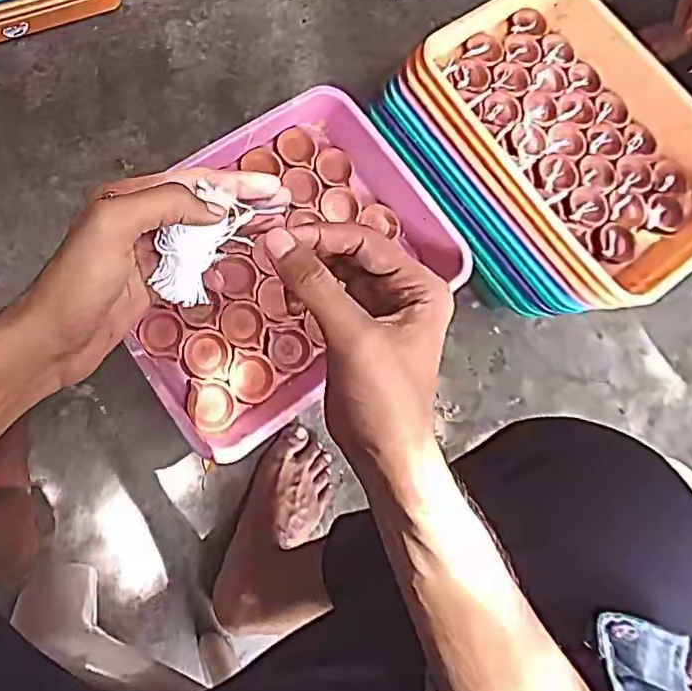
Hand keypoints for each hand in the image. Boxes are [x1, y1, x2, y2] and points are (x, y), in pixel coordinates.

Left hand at [11, 168, 285, 388]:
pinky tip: (232, 263)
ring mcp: (144, 253)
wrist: (52, 341)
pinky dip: (213, 262)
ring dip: (231, 231)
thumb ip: (162, 204)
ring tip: (267, 230)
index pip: (190, 182)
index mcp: (127, 198)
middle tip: (279, 205)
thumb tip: (211, 206)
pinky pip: (189, 266)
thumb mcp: (113, 226)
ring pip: (197, 235)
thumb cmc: (75, 284)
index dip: (232, 182)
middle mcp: (137, 220)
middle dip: (238, 203)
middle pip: (198, 205)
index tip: (268, 186)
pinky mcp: (149, 283)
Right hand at [261, 223, 452, 469]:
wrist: (385, 455)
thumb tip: (278, 242)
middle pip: (348, 252)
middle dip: (310, 251)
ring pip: (333, 271)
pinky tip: (289, 299)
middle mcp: (401, 291)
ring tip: (280, 279)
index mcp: (419, 286)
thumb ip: (313, 284)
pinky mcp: (353, 325)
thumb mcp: (352, 336)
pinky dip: (304, 291)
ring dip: (304, 271)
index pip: (365, 242)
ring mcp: (377, 308)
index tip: (281, 237)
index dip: (321, 235)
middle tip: (272, 251)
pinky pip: (325, 293)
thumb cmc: (386, 402)